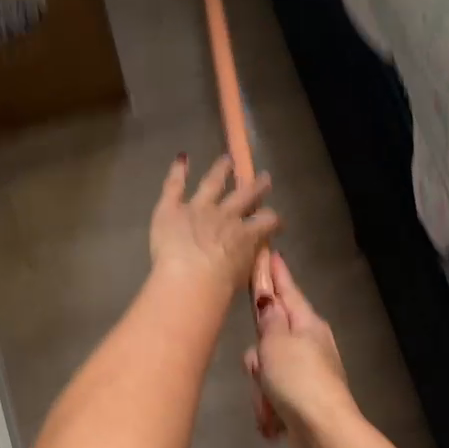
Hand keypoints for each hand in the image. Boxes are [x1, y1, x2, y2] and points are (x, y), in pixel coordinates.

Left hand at [150, 155, 279, 297]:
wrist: (191, 278)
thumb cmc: (219, 288)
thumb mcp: (244, 277)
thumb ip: (248, 261)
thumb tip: (250, 257)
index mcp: (246, 234)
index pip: (267, 222)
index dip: (273, 220)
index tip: (277, 220)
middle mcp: (226, 216)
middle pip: (245, 196)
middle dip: (256, 187)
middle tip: (264, 178)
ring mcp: (198, 208)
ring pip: (212, 184)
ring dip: (220, 171)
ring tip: (226, 160)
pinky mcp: (172, 209)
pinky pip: (174, 186)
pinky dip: (177, 172)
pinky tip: (181, 159)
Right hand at [244, 253, 353, 447]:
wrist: (323, 430)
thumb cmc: (298, 380)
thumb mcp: (276, 344)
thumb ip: (269, 320)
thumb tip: (269, 300)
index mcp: (307, 323)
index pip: (286, 289)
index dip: (275, 271)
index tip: (269, 250)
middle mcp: (309, 342)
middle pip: (270, 336)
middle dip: (259, 357)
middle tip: (260, 370)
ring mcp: (308, 370)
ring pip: (268, 369)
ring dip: (262, 389)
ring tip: (270, 405)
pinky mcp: (303, 396)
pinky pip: (274, 394)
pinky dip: (270, 408)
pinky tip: (274, 422)